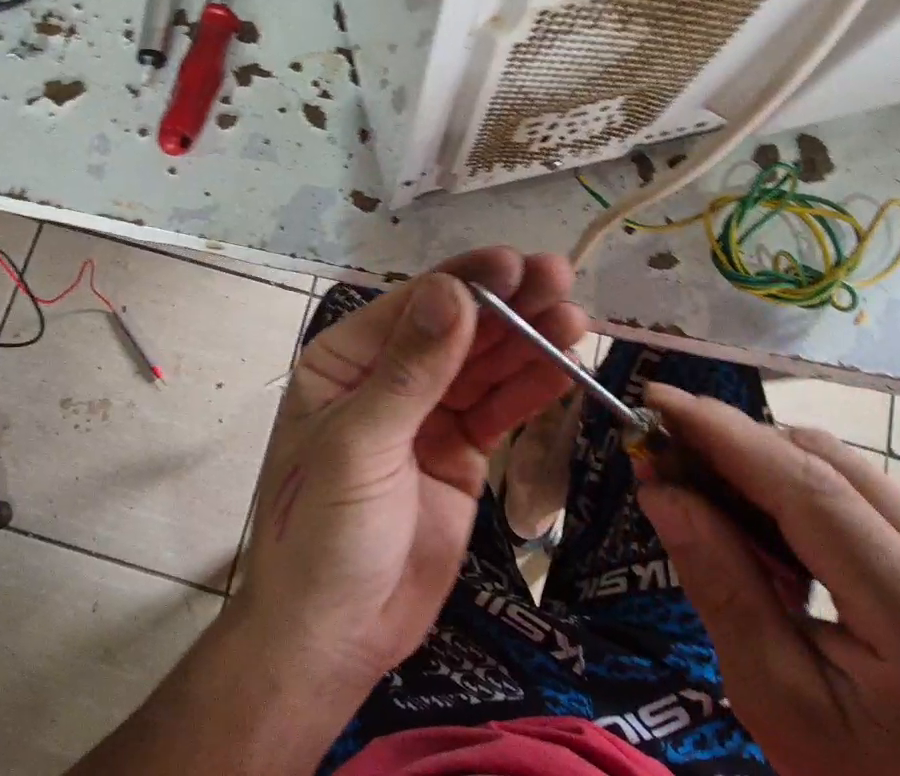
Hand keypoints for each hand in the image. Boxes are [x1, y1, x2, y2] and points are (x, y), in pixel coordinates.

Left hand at [228, 248, 587, 694]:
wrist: (334, 636)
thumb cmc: (323, 534)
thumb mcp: (360, 446)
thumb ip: (410, 371)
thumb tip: (451, 289)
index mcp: (344, 364)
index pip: (411, 309)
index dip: (464, 283)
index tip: (515, 263)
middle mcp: (385, 381)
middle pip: (455, 331)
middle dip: (505, 307)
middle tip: (561, 279)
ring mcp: (426, 418)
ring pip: (484, 368)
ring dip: (528, 344)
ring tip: (577, 320)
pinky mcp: (459, 456)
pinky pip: (499, 412)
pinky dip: (530, 391)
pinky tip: (567, 368)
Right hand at [638, 383, 899, 775]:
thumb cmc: (854, 775)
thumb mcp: (772, 694)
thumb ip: (721, 584)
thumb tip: (661, 490)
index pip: (810, 489)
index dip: (726, 434)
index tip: (656, 401)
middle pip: (830, 465)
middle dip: (736, 442)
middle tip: (662, 447)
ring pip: (847, 469)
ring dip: (765, 462)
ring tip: (699, 480)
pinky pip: (866, 493)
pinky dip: (799, 488)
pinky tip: (758, 514)